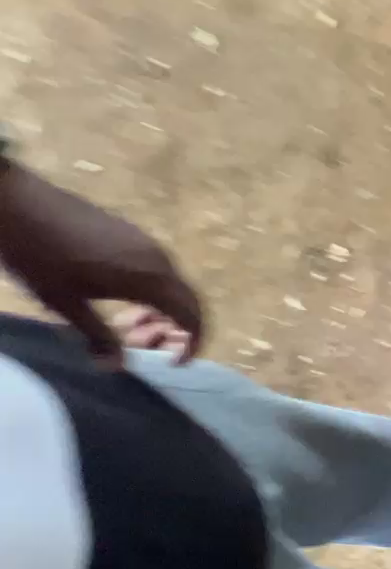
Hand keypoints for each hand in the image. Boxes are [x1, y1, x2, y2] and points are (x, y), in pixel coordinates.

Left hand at [0, 163, 203, 364]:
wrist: (8, 200)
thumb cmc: (36, 256)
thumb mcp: (63, 302)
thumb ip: (97, 336)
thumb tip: (117, 368)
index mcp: (152, 283)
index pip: (193, 320)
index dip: (191, 345)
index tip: (174, 362)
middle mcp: (162, 264)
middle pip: (188, 303)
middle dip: (177, 329)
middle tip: (147, 345)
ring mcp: (148, 246)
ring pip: (171, 286)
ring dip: (160, 310)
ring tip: (127, 322)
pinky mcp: (132, 234)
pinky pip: (156, 270)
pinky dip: (149, 291)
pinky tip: (118, 294)